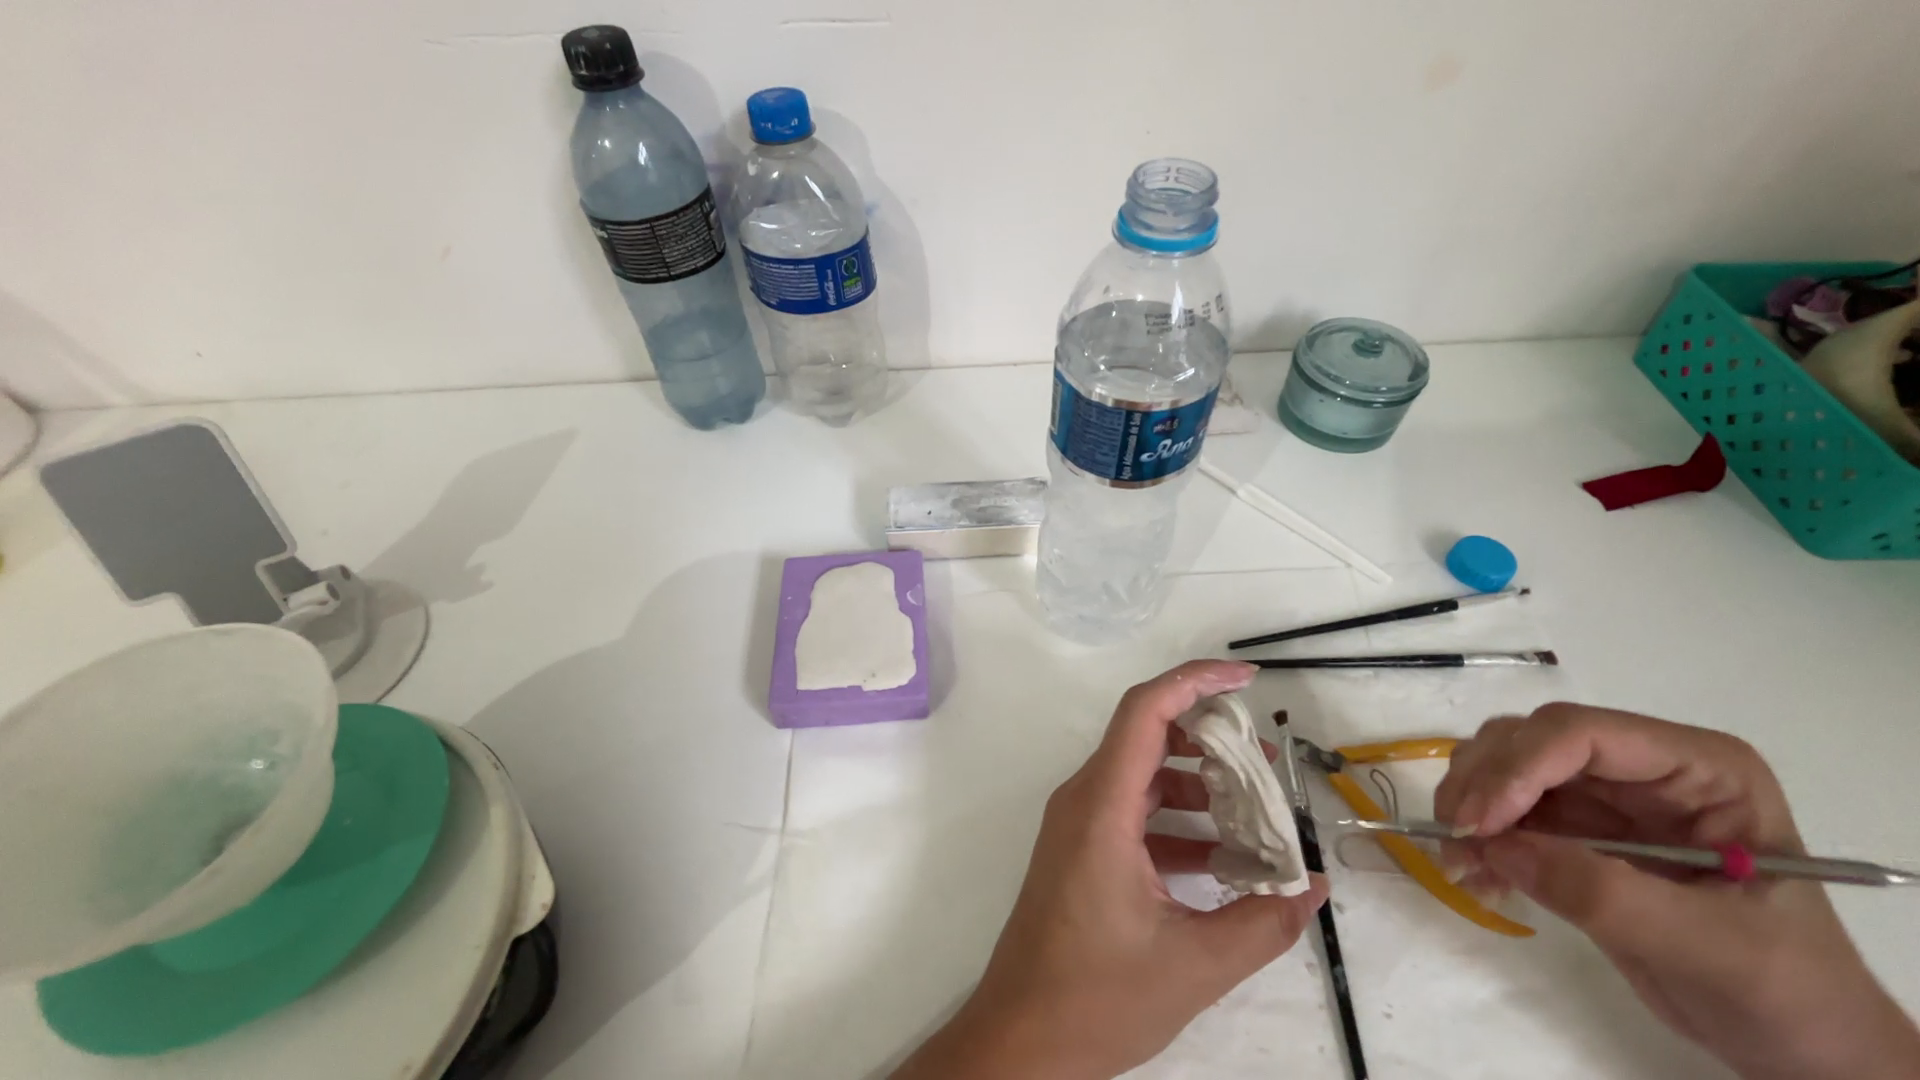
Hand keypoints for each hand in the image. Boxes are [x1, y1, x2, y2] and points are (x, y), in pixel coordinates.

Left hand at [892, 660, 1328, 1079]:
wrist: (1020, 1040)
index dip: (1193, 682)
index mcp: (1101, 808)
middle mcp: (1083, 802)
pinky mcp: (1080, 853)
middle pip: (1146, 739)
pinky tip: (1223, 863)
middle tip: (1267, 770)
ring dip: (1197, 788)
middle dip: (1209, 743)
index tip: (1245, 679)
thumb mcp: (1195, 964)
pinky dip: (1178, 824)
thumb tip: (1315, 888)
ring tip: (1257, 819)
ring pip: (1142, 779)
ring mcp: (1078, 827)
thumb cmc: (1096, 996)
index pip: (1144, 712)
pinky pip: (1133, 816)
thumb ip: (1264, 922)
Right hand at [1436, 703, 1919, 1079]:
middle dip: (1483, 785)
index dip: (1519, 767)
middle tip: (1454, 840)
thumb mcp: (1705, 944)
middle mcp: (1644, 768)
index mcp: (1698, 769)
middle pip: (1530, 741)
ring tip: (1462, 866)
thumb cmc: (1782, 989)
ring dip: (1471, 810)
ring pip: (1505, 768)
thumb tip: (1496, 846)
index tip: (1476, 823)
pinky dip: (1478, 841)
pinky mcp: (1576, 832)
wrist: (1795, 1043)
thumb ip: (1602, 892)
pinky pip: (1504, 815)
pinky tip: (1478, 881)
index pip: (1582, 734)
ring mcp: (1607, 798)